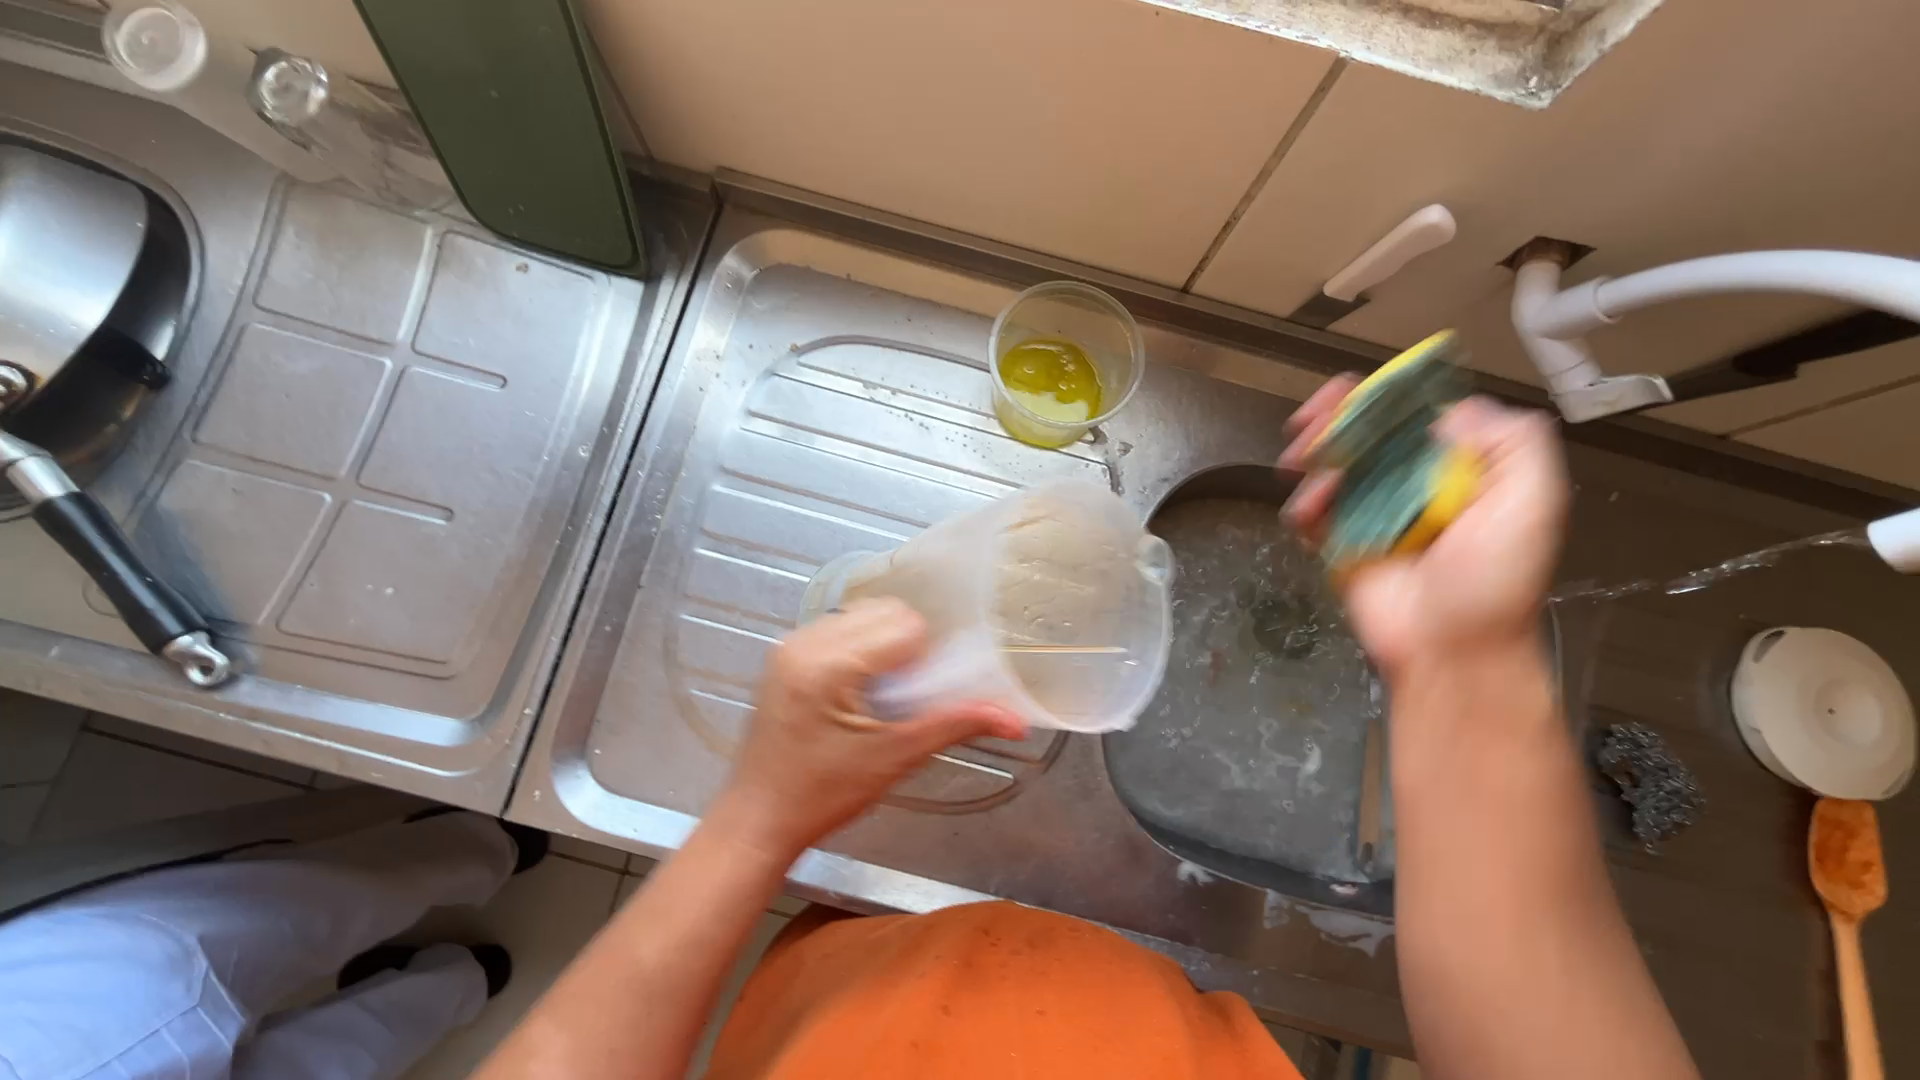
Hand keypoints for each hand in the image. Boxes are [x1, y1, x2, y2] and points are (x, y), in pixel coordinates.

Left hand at [712, 598, 1025, 858]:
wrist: (759, 819)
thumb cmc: (824, 796)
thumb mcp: (895, 759)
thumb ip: (955, 724)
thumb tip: (1015, 720)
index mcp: (829, 663)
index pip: (905, 625)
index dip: (925, 658)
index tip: (918, 698)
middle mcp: (805, 641)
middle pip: (885, 611)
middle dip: (907, 647)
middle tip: (903, 697)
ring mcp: (790, 644)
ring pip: (863, 615)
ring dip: (884, 646)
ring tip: (879, 697)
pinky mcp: (784, 654)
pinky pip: (839, 628)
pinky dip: (860, 649)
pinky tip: (856, 694)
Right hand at [1278, 376, 1568, 674]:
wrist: (1450, 651)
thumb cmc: (1496, 582)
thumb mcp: (1533, 504)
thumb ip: (1514, 444)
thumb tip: (1450, 410)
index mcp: (1454, 464)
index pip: (1411, 411)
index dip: (1378, 394)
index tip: (1349, 393)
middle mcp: (1409, 480)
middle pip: (1361, 430)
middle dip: (1329, 419)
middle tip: (1307, 428)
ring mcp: (1369, 510)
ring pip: (1328, 464)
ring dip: (1310, 456)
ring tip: (1302, 467)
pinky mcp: (1337, 541)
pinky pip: (1309, 510)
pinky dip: (1302, 502)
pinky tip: (1308, 511)